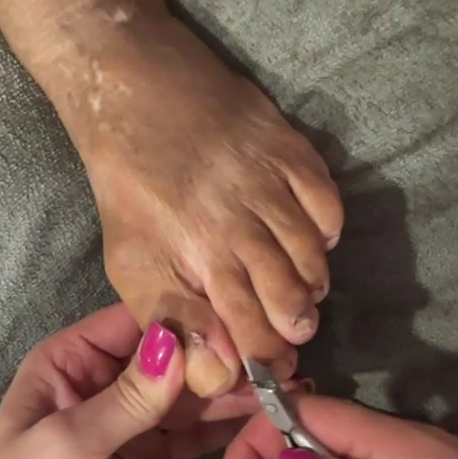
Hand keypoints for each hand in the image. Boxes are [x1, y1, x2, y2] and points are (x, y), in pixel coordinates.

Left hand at [0, 303, 261, 458]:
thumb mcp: (68, 445)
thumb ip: (127, 399)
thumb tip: (179, 343)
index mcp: (71, 359)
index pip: (136, 321)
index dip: (187, 320)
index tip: (241, 323)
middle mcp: (103, 378)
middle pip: (170, 357)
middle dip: (218, 357)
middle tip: (277, 359)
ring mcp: (129, 420)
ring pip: (187, 394)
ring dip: (229, 391)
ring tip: (283, 385)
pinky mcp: (149, 457)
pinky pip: (192, 433)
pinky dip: (224, 427)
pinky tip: (262, 417)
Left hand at [49, 15, 344, 396]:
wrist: (131, 89)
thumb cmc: (127, 184)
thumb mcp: (128, 259)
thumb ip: (170, 315)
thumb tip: (214, 370)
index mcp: (196, 254)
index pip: (251, 329)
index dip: (266, 359)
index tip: (270, 368)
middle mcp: (240, 222)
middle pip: (292, 299)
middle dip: (292, 328)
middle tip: (288, 332)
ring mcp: (270, 182)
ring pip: (315, 258)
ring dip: (311, 286)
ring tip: (296, 293)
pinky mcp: (290, 148)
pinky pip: (330, 207)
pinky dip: (326, 234)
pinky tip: (307, 241)